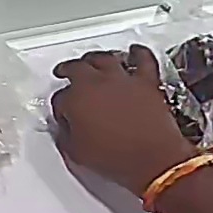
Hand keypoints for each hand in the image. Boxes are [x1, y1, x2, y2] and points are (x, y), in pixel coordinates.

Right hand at [51, 45, 199, 193]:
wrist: (154, 161)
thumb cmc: (115, 157)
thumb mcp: (76, 152)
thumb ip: (66, 134)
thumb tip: (65, 129)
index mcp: (75, 99)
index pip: (60, 97)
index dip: (59, 105)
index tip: (62, 113)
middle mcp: (96, 83)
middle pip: (76, 68)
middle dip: (67, 70)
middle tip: (64, 73)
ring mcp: (122, 80)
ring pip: (104, 58)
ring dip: (94, 58)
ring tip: (90, 59)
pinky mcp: (146, 82)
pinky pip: (143, 60)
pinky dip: (138, 53)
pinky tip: (134, 51)